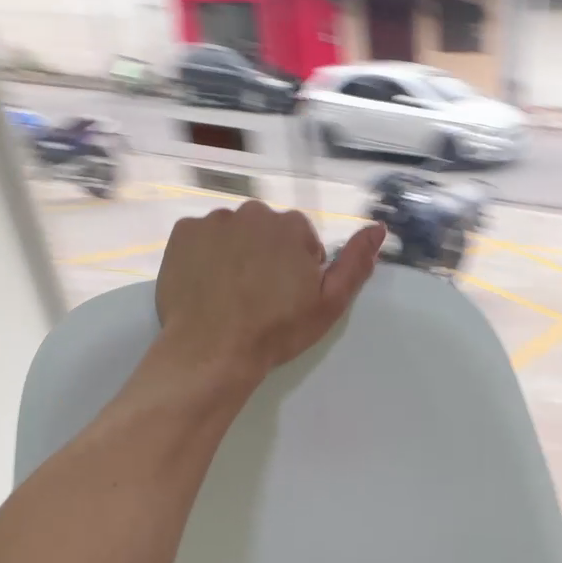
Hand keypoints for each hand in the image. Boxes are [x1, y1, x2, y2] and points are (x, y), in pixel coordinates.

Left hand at [149, 201, 386, 383]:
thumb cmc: (277, 331)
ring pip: (234, 235)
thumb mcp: (330, 304)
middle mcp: (252, 212)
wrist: (212, 349)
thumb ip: (356, 263)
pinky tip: (210, 289)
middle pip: (267, 232)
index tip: (291, 299)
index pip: (303, 241)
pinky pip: (202, 240)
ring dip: (238, 256)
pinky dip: (207, 258)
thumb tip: (379, 228)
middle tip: (263, 300)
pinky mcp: (182, 233)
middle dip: (268, 257)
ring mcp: (214, 221)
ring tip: (234, 297)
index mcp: (292, 226)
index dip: (301, 271)